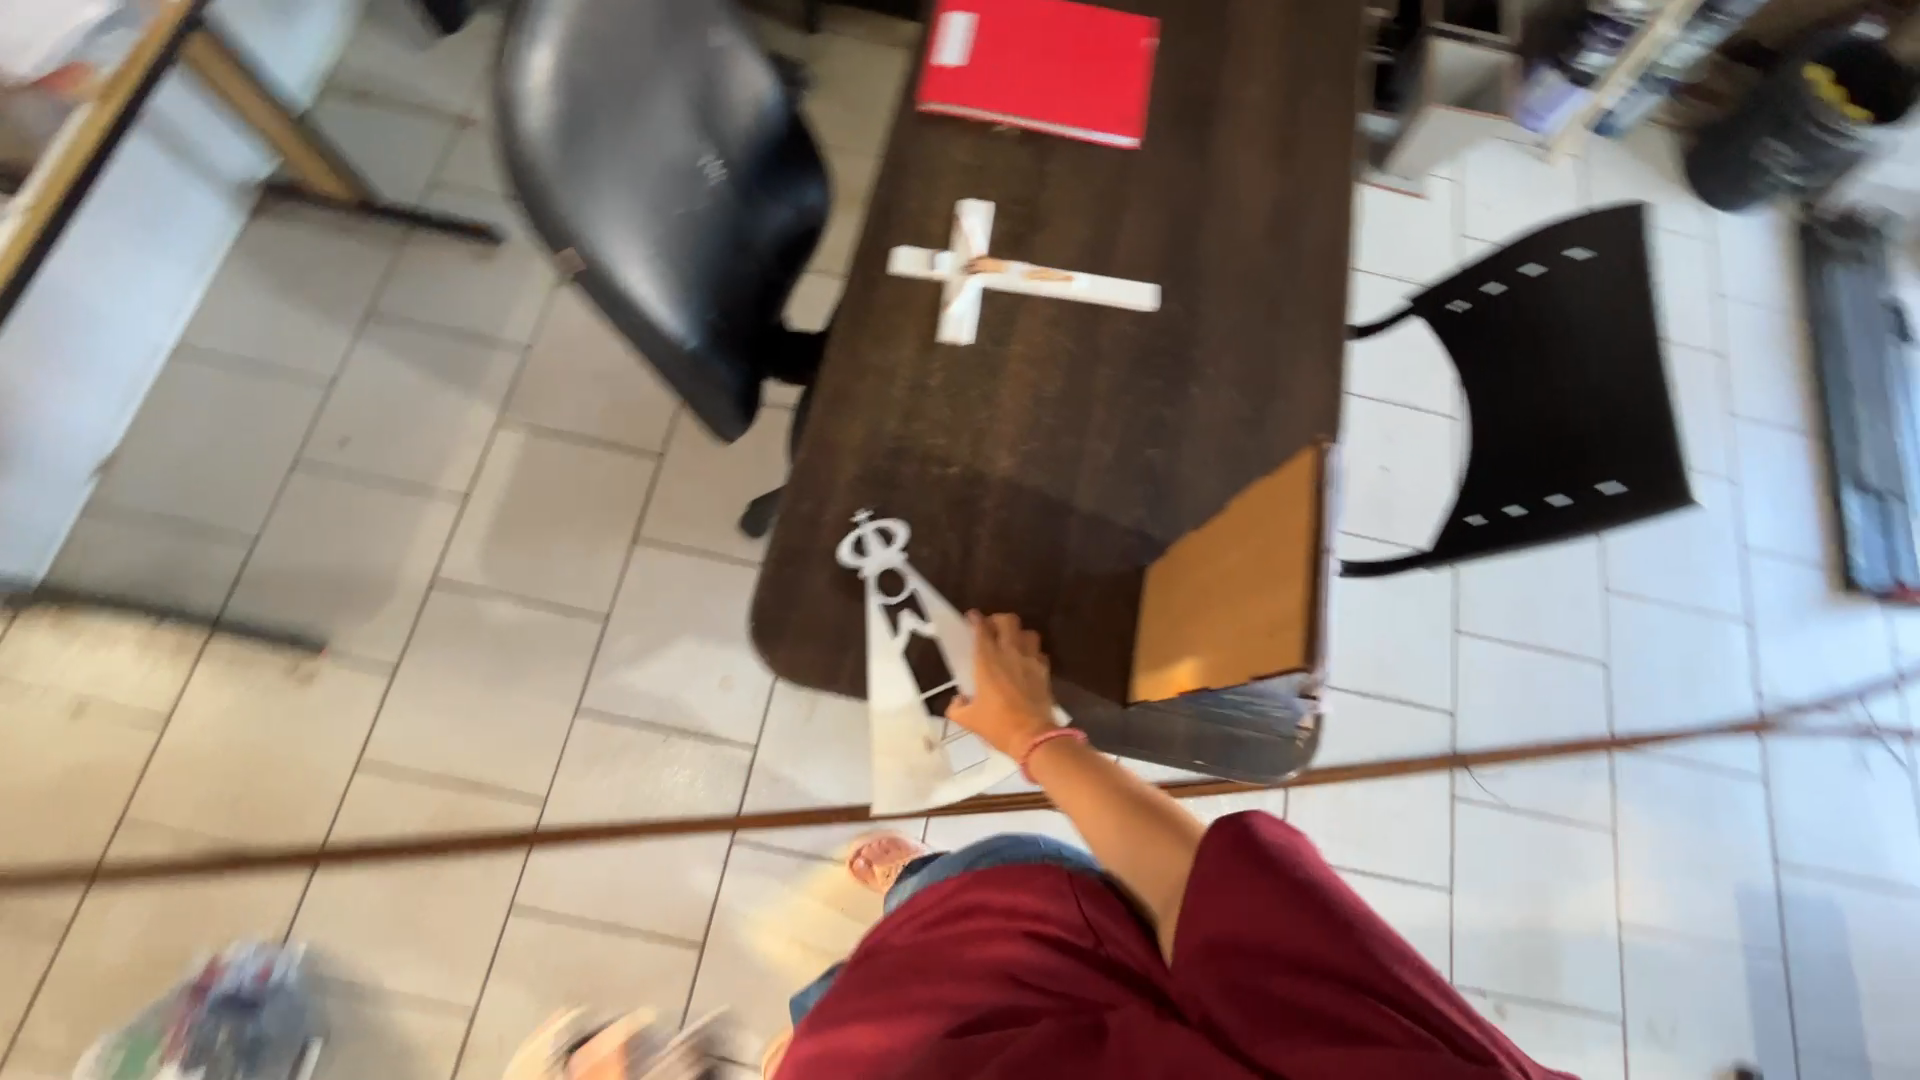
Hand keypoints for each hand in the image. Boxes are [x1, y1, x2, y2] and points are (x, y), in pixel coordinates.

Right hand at [947, 611, 1057, 757]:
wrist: (1033, 736)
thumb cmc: (997, 725)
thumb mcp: (968, 720)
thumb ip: (957, 707)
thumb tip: (957, 700)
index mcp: (987, 661)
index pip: (981, 630)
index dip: (976, 619)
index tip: (972, 617)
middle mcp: (1009, 653)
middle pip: (1008, 621)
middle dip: (998, 620)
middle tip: (991, 629)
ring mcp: (1030, 660)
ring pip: (1028, 632)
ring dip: (1018, 634)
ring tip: (1012, 643)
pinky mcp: (1044, 671)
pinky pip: (1039, 652)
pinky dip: (1032, 653)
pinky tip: (1026, 662)